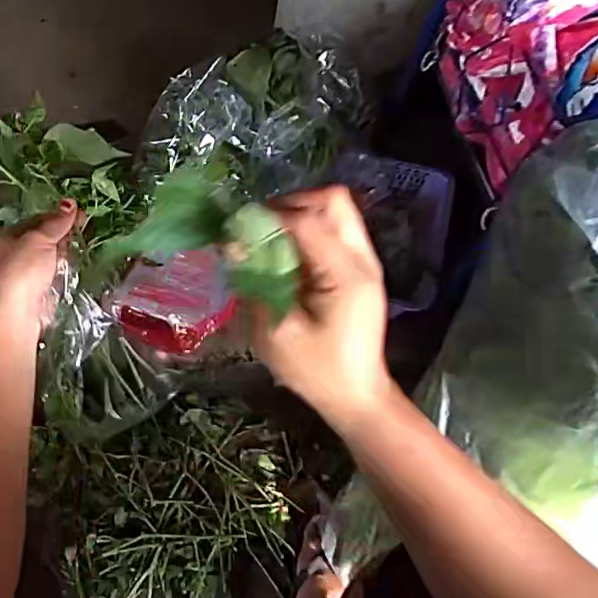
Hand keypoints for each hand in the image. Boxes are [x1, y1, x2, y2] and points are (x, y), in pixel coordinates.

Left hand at [0, 200, 77, 336]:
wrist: (19, 312)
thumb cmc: (23, 269)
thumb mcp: (40, 239)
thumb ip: (56, 222)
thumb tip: (70, 203)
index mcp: (8, 236)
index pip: (36, 219)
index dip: (57, 214)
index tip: (78, 211)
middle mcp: (15, 253)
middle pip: (44, 236)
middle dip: (63, 231)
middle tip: (85, 224)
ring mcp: (27, 271)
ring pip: (51, 254)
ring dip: (65, 249)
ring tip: (82, 241)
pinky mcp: (39, 287)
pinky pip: (55, 270)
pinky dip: (64, 266)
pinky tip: (73, 262)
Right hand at [253, 186, 397, 429]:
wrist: (357, 396)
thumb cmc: (318, 372)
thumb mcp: (277, 335)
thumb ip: (255, 286)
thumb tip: (232, 246)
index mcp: (347, 275)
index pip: (308, 222)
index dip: (269, 218)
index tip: (237, 229)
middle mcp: (362, 260)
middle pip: (334, 200)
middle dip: (291, 204)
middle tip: (259, 227)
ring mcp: (365, 263)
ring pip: (336, 211)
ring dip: (299, 215)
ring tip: (268, 239)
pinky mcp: (358, 270)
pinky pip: (334, 231)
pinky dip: (306, 232)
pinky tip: (283, 256)